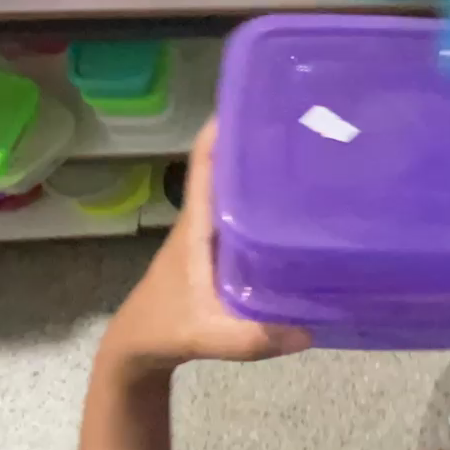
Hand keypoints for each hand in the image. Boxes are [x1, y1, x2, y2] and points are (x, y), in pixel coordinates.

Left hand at [95, 122, 310, 380]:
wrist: (137, 349)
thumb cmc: (165, 330)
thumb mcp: (210, 336)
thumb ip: (256, 336)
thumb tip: (312, 329)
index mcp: (197, 224)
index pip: (205, 163)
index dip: (224, 128)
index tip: (256, 101)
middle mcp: (204, 218)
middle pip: (228, 166)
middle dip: (258, 141)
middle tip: (306, 124)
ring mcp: (209, 233)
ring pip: (236, 189)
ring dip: (263, 170)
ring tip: (310, 155)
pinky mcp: (217, 248)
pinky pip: (243, 212)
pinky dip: (264, 201)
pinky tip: (298, 206)